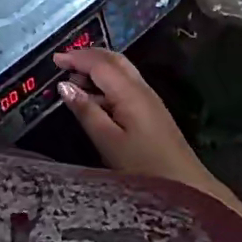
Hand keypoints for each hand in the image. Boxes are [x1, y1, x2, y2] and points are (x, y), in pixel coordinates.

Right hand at [54, 47, 213, 191]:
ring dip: (97, 67)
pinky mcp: (151, 109)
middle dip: (87, 56)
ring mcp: (148, 97)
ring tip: (73, 79)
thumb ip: (86, 111)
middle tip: (63, 62)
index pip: (100, 63)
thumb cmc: (144, 167)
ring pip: (120, 70)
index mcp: (129, 92)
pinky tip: (94, 98)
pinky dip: (106, 81)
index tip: (54, 59)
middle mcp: (141, 87)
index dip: (76, 57)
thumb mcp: (108, 142)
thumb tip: (64, 85)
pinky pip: (125, 83)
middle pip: (113, 59)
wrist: (186, 185)